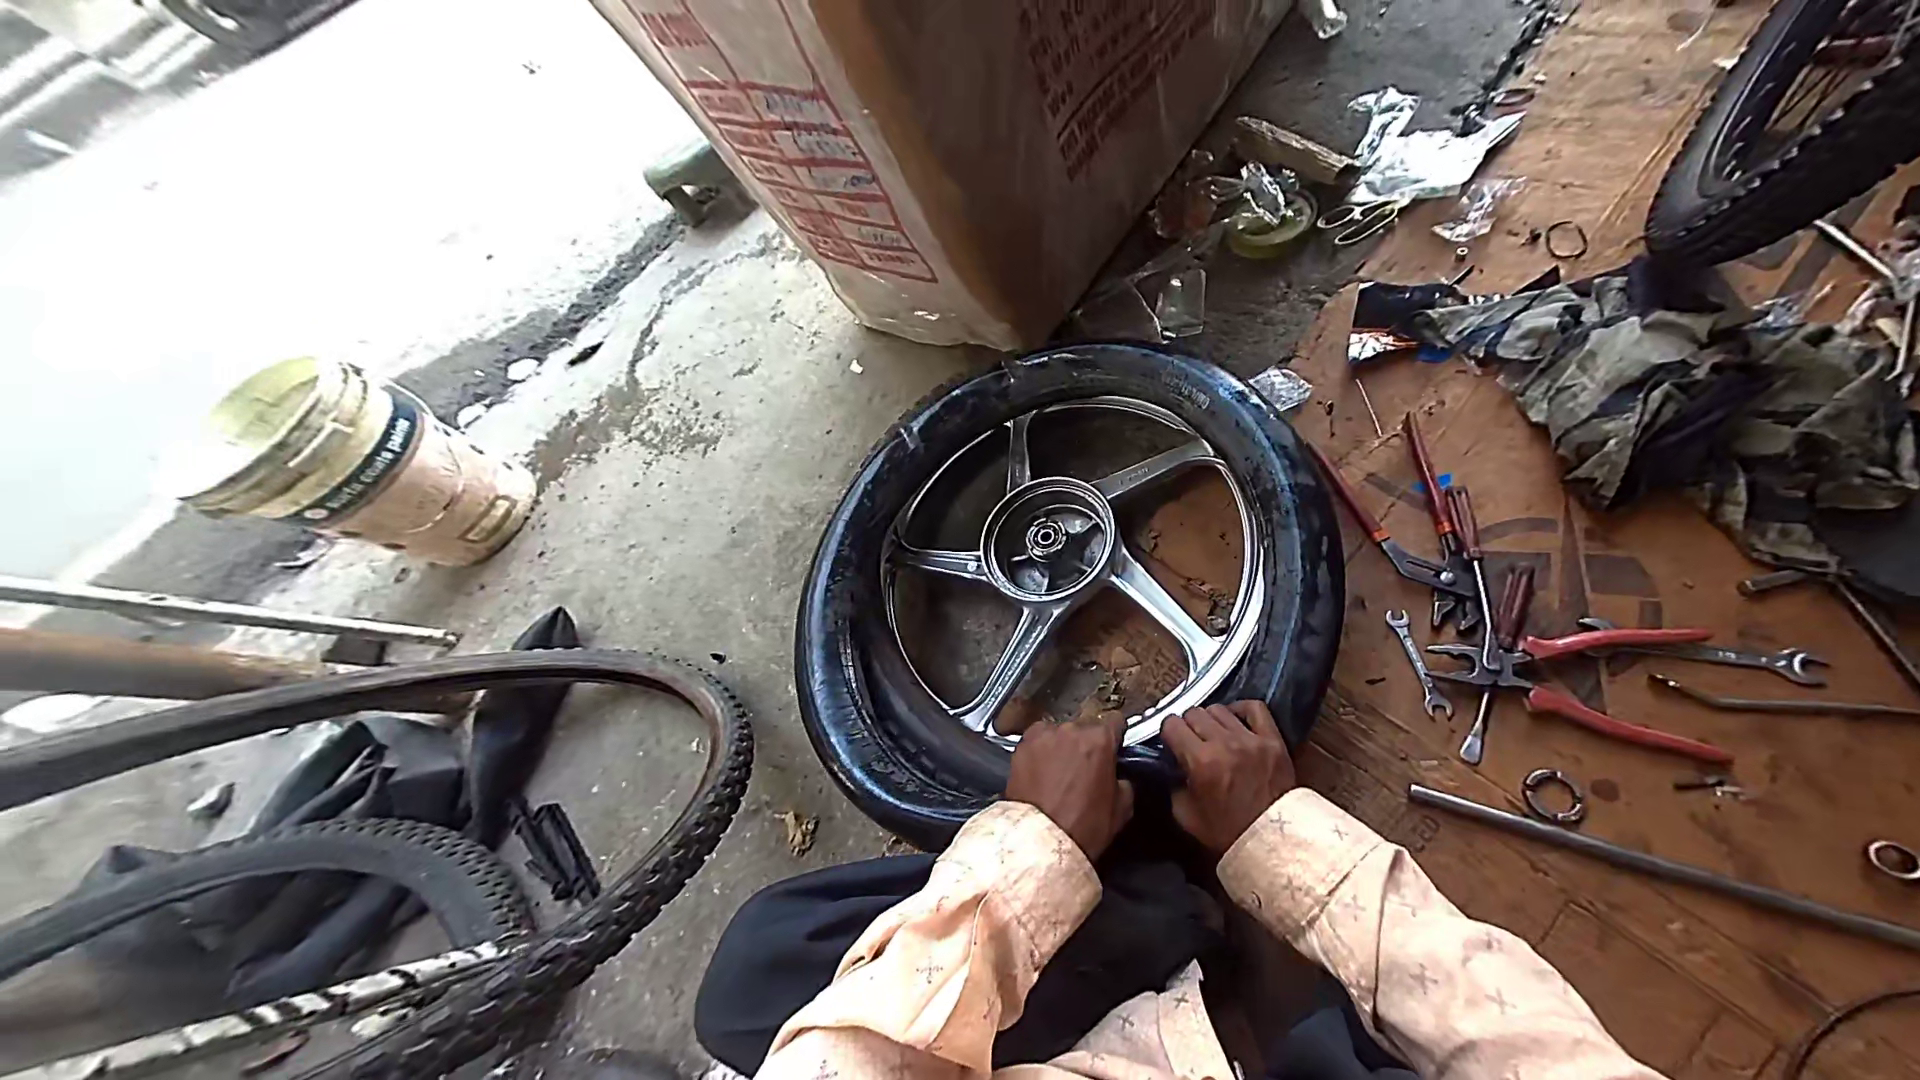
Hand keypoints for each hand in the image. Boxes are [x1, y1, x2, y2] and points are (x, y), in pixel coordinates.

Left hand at [1004, 713, 1134, 859]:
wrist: (1039, 840)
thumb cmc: (1082, 828)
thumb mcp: (1121, 809)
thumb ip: (1124, 781)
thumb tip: (1118, 776)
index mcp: (1100, 740)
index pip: (1115, 721)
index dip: (1116, 733)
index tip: (1113, 742)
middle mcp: (1071, 730)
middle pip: (1085, 728)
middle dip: (1086, 744)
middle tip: (1084, 768)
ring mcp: (1044, 735)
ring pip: (1059, 733)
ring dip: (1061, 746)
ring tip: (1059, 773)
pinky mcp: (1022, 744)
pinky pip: (1037, 740)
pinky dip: (1040, 751)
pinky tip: (1041, 772)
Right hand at [1162, 701, 1295, 855]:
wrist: (1273, 844)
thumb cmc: (1228, 832)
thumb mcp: (1185, 815)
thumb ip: (1172, 784)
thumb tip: (1171, 765)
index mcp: (1200, 762)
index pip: (1172, 724)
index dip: (1168, 733)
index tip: (1172, 743)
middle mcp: (1224, 745)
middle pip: (1194, 713)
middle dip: (1187, 726)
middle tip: (1191, 741)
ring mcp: (1251, 740)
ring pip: (1219, 709)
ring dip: (1211, 720)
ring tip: (1213, 734)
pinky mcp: (1273, 741)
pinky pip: (1254, 708)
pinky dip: (1241, 709)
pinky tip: (1235, 720)